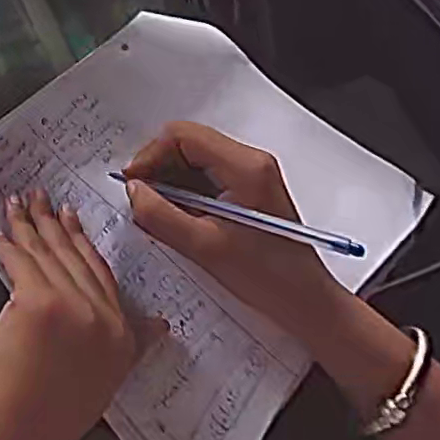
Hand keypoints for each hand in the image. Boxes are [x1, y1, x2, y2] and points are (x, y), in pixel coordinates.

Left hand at [0, 190, 141, 439]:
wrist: (3, 431)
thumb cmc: (38, 416)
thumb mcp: (98, 385)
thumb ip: (126, 348)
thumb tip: (157, 326)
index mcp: (122, 341)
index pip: (103, 277)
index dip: (85, 244)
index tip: (74, 221)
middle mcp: (103, 320)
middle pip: (76, 258)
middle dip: (56, 224)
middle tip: (44, 201)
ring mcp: (72, 307)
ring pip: (48, 253)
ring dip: (30, 225)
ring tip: (18, 205)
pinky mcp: (37, 300)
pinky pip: (21, 260)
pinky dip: (9, 243)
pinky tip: (1, 233)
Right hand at [124, 122, 344, 340]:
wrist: (306, 303)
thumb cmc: (268, 278)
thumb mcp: (203, 247)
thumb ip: (160, 215)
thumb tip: (133, 190)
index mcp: (245, 168)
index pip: (182, 136)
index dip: (150, 155)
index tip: (134, 181)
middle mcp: (250, 162)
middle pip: (186, 143)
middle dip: (157, 168)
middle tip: (141, 197)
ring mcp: (249, 174)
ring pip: (191, 159)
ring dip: (168, 181)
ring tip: (159, 212)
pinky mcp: (245, 188)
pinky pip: (201, 176)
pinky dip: (182, 191)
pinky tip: (178, 217)